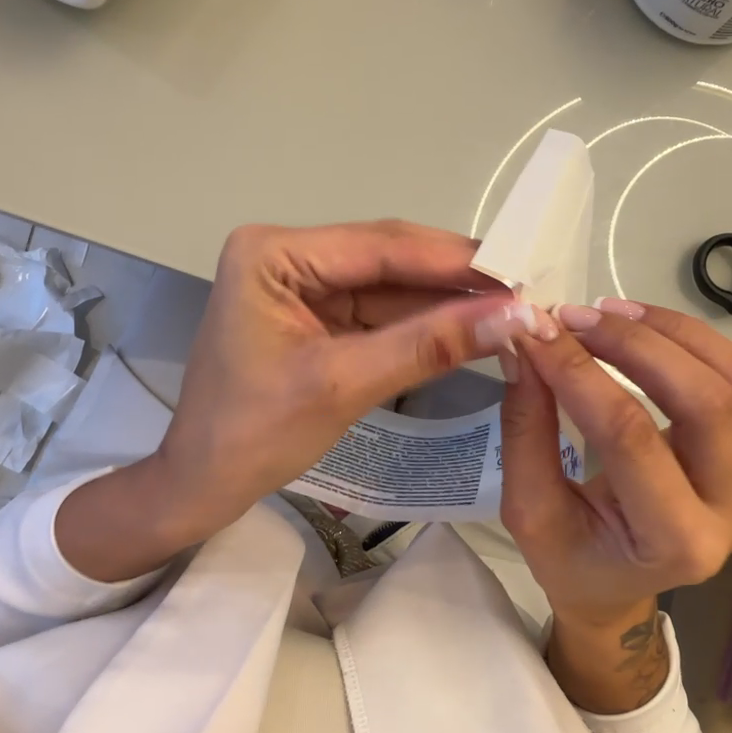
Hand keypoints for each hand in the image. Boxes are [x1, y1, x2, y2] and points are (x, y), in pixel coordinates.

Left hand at [61, 221, 526, 581]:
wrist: (203, 486)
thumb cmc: (254, 435)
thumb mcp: (344, 384)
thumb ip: (429, 344)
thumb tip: (517, 316)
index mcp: (274, 252)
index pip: (381, 246)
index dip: (456, 261)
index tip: (523, 273)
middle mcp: (289, 254)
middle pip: (390, 259)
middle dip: (457, 280)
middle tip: (528, 292)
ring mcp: (303, 285)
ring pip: (392, 286)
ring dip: (447, 302)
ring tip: (514, 311)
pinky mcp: (317, 317)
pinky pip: (381, 313)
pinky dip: (424, 324)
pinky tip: (472, 328)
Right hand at [499, 297, 731, 710]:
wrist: (615, 588)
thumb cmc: (568, 562)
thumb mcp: (528, 511)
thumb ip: (526, 429)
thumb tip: (524, 344)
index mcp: (673, 541)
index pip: (629, 436)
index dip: (579, 373)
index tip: (534, 331)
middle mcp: (728, 511)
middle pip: (704, 400)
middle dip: (635, 344)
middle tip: (573, 318)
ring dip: (671, 333)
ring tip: (607, 312)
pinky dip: (692, 342)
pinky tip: (641, 327)